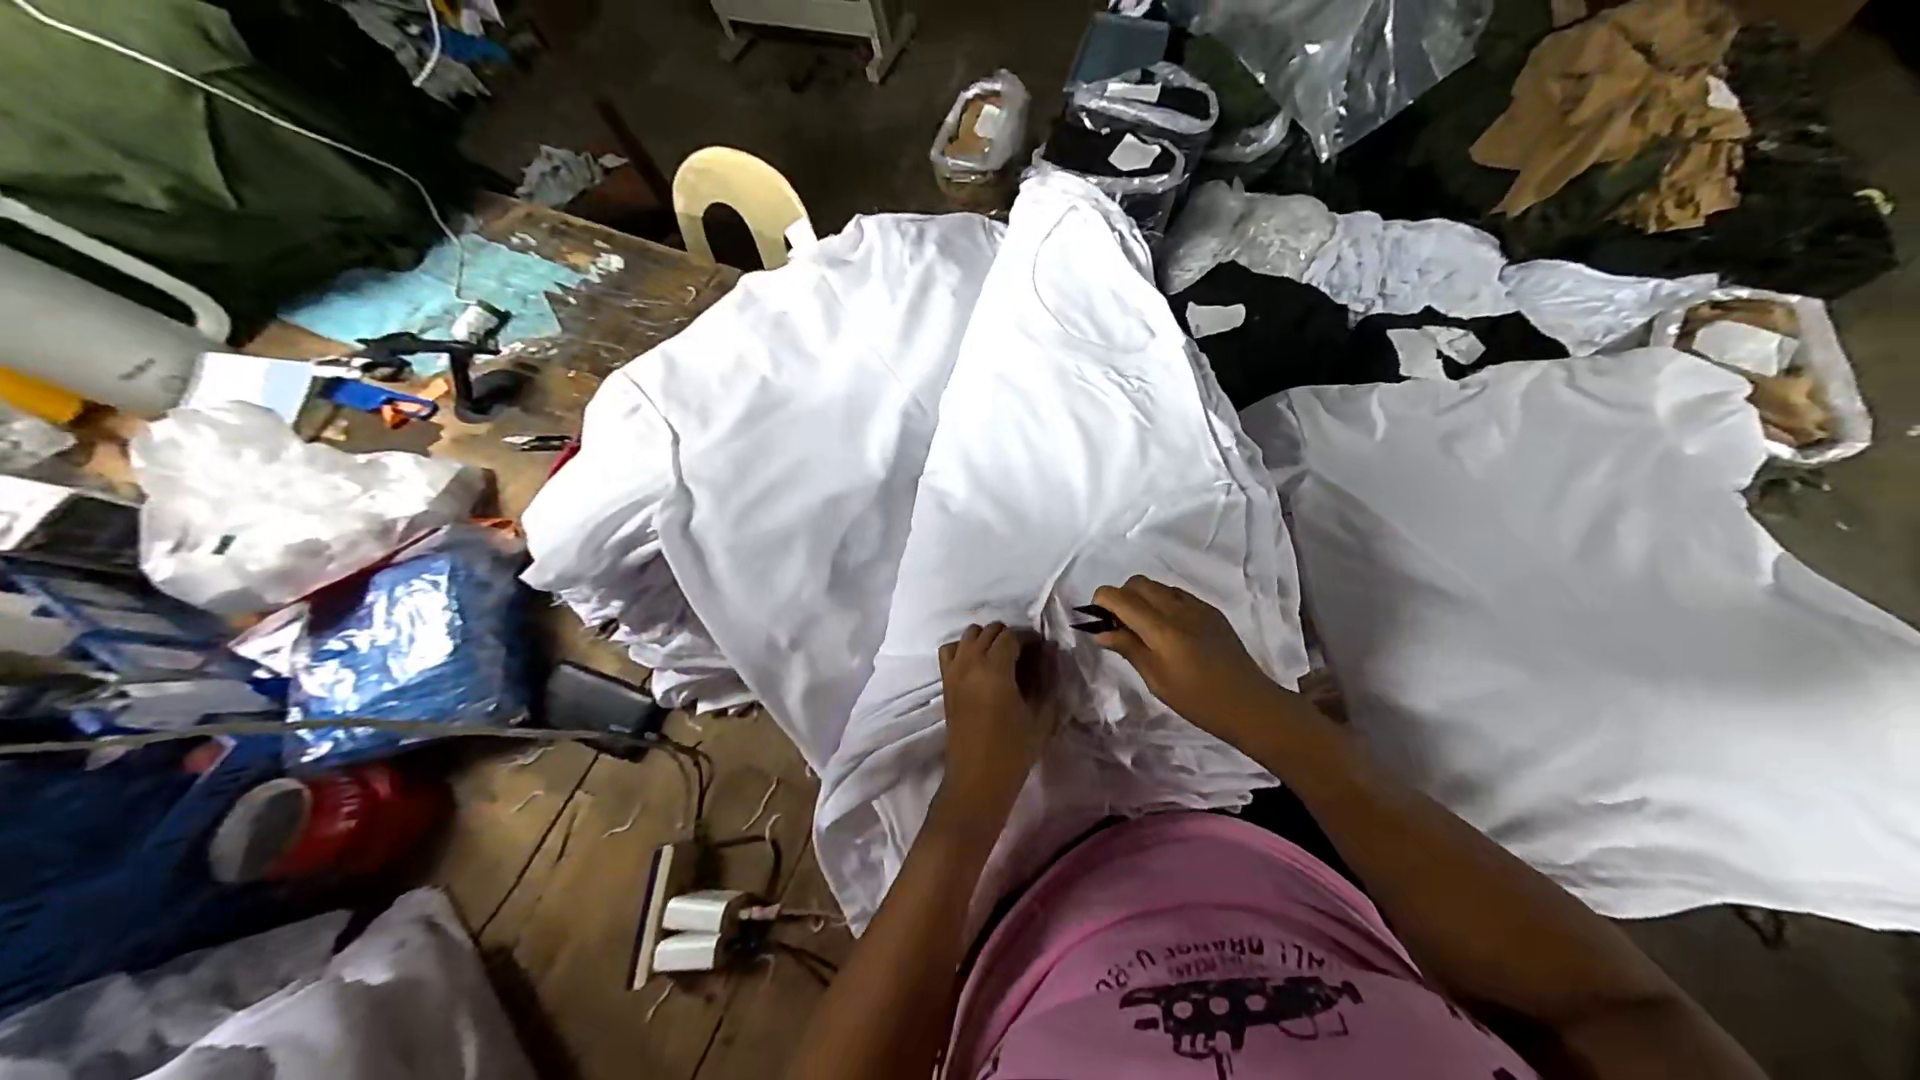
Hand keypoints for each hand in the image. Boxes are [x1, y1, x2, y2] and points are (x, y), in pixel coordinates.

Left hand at [937, 623, 1060, 814]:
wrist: (977, 779)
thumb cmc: (1014, 750)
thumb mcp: (1042, 714)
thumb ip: (1047, 677)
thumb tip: (1049, 651)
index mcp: (994, 668)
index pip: (1011, 635)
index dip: (1029, 639)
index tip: (1042, 651)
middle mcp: (970, 663)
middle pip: (989, 631)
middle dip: (1009, 637)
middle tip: (1027, 656)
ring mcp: (953, 672)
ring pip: (968, 636)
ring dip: (986, 639)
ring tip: (1003, 659)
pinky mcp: (945, 684)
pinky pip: (950, 651)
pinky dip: (964, 649)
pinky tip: (979, 666)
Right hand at [1091, 576, 1285, 735]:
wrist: (1249, 704)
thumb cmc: (1197, 701)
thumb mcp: (1156, 680)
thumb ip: (1129, 648)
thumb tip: (1101, 632)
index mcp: (1162, 629)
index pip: (1121, 597)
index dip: (1102, 601)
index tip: (1096, 618)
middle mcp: (1178, 609)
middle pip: (1138, 583)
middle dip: (1121, 596)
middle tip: (1119, 625)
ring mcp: (1197, 607)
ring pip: (1157, 586)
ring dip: (1142, 598)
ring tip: (1143, 629)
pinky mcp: (1211, 611)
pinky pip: (1177, 595)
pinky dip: (1162, 603)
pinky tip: (1168, 630)